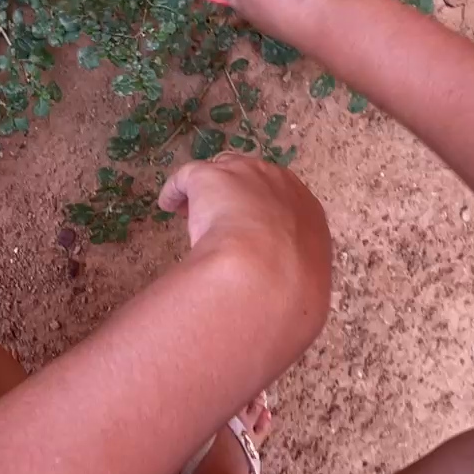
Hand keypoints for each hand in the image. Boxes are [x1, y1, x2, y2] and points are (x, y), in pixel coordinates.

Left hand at [157, 154, 332, 315]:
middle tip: (217, 218)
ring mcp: (243, 175)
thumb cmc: (289, 284)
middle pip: (251, 178)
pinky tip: (166, 205)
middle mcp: (278, 183)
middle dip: (234, 194)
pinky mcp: (209, 177)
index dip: (261, 213)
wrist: (267, 269)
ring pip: (220, 172)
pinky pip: (187, 178)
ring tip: (188, 211)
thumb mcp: (302, 284)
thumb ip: (290, 279)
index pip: (283, 202)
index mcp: (307, 212)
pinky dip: (175, 191)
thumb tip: (280, 300)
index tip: (246, 228)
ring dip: (207, 191)